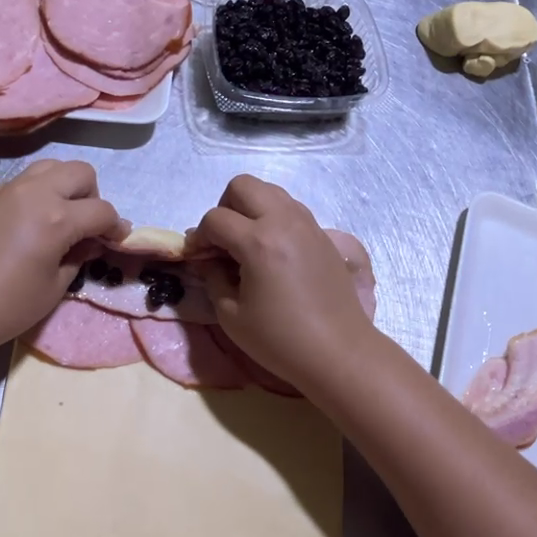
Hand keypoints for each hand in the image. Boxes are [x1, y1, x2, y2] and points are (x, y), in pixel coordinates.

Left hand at [0, 160, 120, 363]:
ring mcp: (3, 191)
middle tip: (84, 227)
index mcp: (55, 218)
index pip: (102, 211)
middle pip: (80, 173)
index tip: (117, 240)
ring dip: (62, 188)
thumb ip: (77, 259)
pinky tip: (20, 229)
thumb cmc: (0, 310)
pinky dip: (32, 197)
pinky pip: (18, 184)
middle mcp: (32, 193)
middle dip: (91, 197)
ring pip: (48, 168)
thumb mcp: (51, 291)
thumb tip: (89, 243)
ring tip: (55, 219)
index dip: (116, 227)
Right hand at [190, 175, 376, 388]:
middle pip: (243, 185)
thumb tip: (206, 259)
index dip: (199, 237)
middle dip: (224, 207)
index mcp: (258, 242)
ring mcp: (306, 223)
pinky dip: (273, 217)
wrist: (338, 351)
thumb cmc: (280, 340)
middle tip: (224, 241)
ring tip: (248, 243)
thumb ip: (213, 278)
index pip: (216, 219)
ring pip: (269, 190)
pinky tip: (272, 251)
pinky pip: (290, 207)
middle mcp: (283, 221)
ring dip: (251, 208)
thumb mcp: (232, 316)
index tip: (198, 257)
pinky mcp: (321, 233)